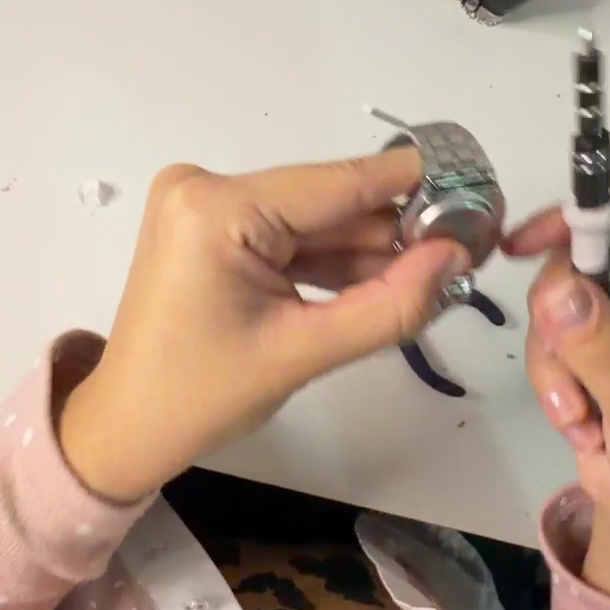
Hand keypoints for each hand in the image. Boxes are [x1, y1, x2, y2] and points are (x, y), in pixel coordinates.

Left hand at [59, 152, 471, 501]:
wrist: (129, 425)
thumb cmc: (201, 398)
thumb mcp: (302, 353)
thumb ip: (388, 305)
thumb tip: (458, 256)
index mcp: (216, 208)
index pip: (339, 184)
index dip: (416, 188)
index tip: (480, 195)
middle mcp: (204, 187)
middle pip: (326, 203)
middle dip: (392, 232)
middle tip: (462, 255)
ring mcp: (203, 204)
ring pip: (311, 222)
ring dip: (364, 251)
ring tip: (428, 276)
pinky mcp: (209, 227)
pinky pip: (286, 237)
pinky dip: (327, 262)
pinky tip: (377, 281)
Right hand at [505, 204, 609, 609]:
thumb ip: (604, 350)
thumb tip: (555, 287)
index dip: (575, 227)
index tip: (516, 248)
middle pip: (581, 263)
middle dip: (560, 325)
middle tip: (566, 379)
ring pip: (557, 305)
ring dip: (556, 365)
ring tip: (581, 417)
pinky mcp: (599, 353)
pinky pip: (551, 340)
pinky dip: (552, 383)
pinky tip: (580, 423)